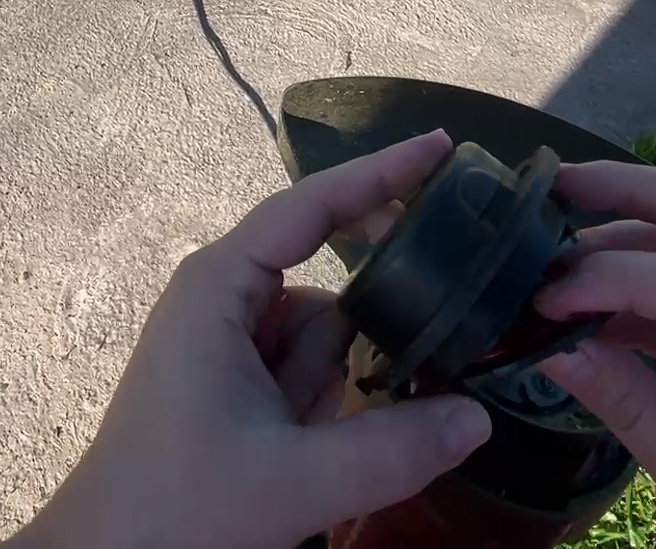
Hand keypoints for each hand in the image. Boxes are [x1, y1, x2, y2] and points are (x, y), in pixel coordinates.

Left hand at [7, 131, 492, 547]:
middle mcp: (227, 291)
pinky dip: (328, 394)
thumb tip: (478, 418)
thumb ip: (391, 449)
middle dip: (377, 289)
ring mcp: (232, 333)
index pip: (311, 206)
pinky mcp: (238, 371)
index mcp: (222, 283)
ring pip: (322, 326)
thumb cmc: (177, 509)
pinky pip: (305, 362)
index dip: (377, 173)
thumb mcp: (291, 481)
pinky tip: (316, 445)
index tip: (438, 146)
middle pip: (324, 263)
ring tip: (334, 429)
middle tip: (454, 289)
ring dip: (345, 370)